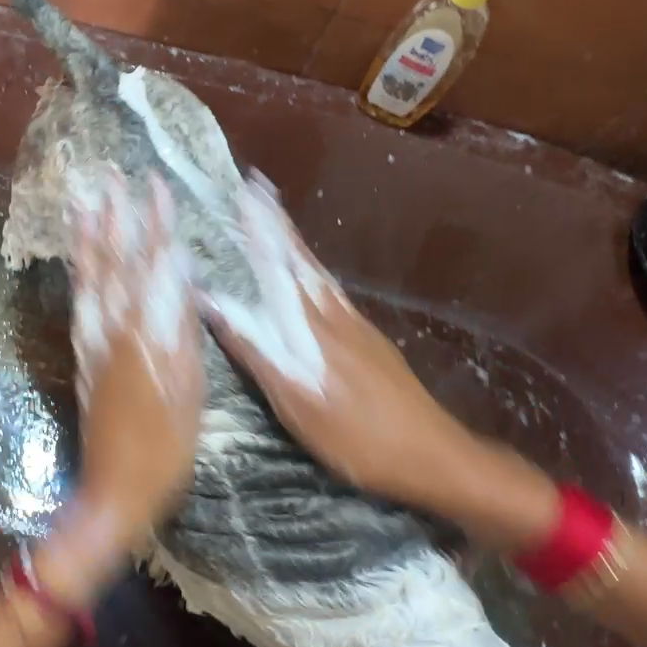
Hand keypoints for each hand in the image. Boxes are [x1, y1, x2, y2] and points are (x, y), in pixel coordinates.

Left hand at [34, 169, 205, 605]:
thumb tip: (176, 270)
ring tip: (83, 204)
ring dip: (87, 239)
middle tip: (107, 174)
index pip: (151, 264)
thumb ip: (178, 325)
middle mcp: (113, 328)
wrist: (117, 488)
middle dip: (113, 215)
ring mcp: (94, 342)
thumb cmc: (165, 445)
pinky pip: (78, 306)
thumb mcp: (188, 386)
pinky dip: (78, 278)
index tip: (154, 183)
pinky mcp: (84, 359)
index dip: (154, 222)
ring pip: (88, 279)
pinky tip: (78, 264)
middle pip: (112, 261)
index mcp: (145, 332)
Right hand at [201, 175, 557, 549]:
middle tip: (259, 192)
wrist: (433, 456)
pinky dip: (311, 273)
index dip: (263, 228)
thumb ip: (255, 351)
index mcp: (312, 326)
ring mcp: (356, 328)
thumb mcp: (296, 401)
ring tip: (276, 224)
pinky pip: (330, 293)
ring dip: (294, 245)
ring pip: (318, 275)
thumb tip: (213, 305)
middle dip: (277, 225)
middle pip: (301, 261)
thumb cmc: (357, 436)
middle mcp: (334, 315)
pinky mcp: (369, 343)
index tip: (248, 190)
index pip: (280, 265)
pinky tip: (309, 280)